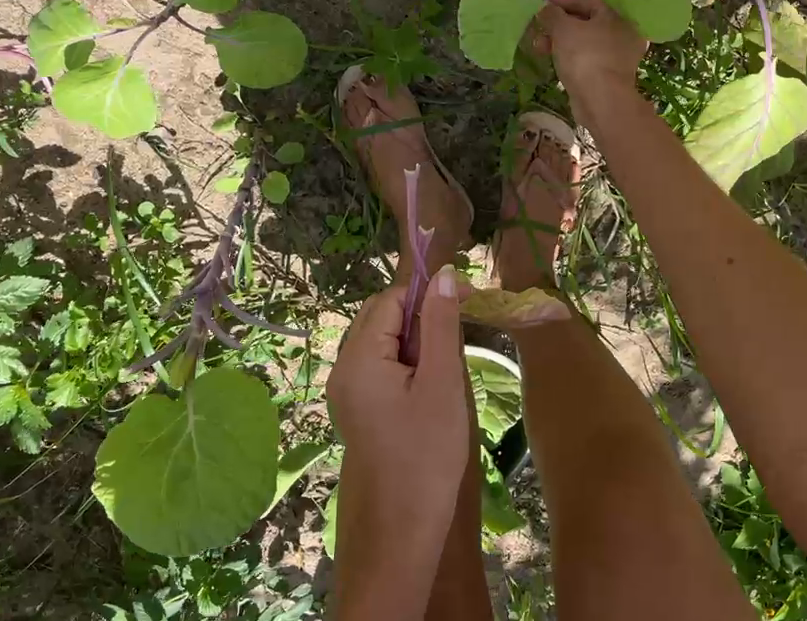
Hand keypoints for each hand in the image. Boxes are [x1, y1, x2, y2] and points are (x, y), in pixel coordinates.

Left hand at [328, 268, 471, 539]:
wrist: (401, 531)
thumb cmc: (427, 455)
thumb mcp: (442, 382)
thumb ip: (441, 324)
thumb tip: (442, 273)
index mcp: (358, 358)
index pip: (390, 299)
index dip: (426, 296)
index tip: (463, 305)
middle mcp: (343, 369)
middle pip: (381, 317)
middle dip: (419, 318)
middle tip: (455, 344)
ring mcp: (346, 391)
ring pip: (382, 342)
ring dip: (416, 342)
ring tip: (444, 372)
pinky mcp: (357, 410)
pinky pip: (379, 367)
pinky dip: (406, 365)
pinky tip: (430, 389)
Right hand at [535, 0, 647, 112]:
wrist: (601, 100)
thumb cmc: (584, 57)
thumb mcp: (563, 29)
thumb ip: (552, 14)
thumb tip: (546, 9)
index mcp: (614, 17)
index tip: (540, 0)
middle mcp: (620, 34)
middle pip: (584, 20)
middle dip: (557, 22)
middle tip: (537, 27)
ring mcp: (616, 57)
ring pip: (583, 41)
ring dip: (559, 41)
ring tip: (539, 48)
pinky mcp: (608, 75)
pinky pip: (585, 58)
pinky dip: (568, 56)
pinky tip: (552, 61)